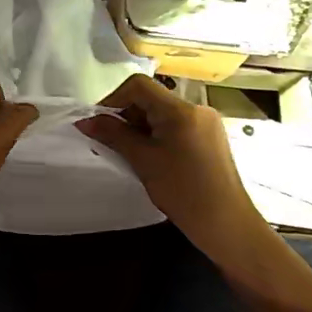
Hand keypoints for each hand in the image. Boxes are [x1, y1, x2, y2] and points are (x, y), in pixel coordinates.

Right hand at [75, 74, 267, 264]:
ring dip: (141, 127)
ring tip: (132, 153)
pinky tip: (153, 158)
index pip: (138, 86)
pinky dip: (158, 135)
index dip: (113, 99)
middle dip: (127, 115)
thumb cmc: (183, 192)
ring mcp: (207, 123)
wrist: (227, 226)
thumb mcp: (143, 161)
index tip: (99, 123)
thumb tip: (84, 121)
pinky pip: (177, 126)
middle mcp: (197, 109)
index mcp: (180, 110)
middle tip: (112, 141)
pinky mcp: (211, 138)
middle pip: (151, 98)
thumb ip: (113, 135)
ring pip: (163, 113)